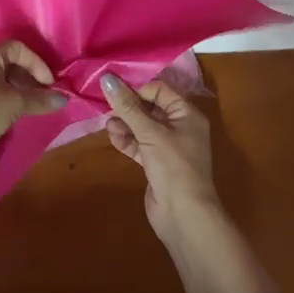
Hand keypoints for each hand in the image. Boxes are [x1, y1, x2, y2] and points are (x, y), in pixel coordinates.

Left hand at [0, 40, 68, 148]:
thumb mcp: (15, 103)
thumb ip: (40, 99)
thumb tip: (63, 99)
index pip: (18, 49)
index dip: (37, 64)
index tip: (48, 84)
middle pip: (10, 61)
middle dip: (30, 77)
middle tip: (43, 94)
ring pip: (2, 75)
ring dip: (20, 87)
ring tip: (33, 103)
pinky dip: (8, 93)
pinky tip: (18, 108)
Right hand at [101, 74, 220, 243]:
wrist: (183, 214)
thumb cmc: (173, 166)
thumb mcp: (149, 132)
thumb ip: (127, 106)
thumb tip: (106, 78)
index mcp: (187, 115)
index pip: (160, 90)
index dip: (137, 89)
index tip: (114, 92)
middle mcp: (179, 127)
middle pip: (149, 107)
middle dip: (128, 108)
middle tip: (107, 108)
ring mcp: (168, 147)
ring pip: (141, 127)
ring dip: (124, 124)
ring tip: (110, 127)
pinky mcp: (156, 163)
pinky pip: (139, 144)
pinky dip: (127, 140)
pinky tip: (114, 139)